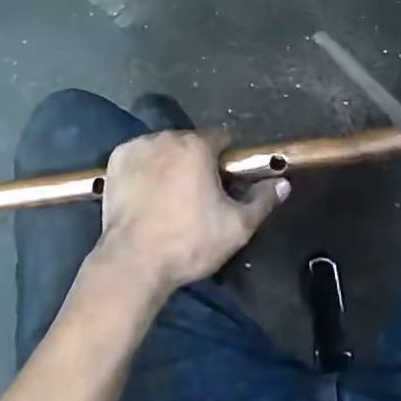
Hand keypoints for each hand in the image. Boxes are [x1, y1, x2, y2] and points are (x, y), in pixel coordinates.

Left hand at [92, 130, 288, 293]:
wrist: (133, 263)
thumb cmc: (189, 242)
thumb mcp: (237, 227)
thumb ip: (262, 201)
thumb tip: (283, 183)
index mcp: (198, 146)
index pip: (222, 138)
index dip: (226, 159)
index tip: (224, 182)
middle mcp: (168, 137)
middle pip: (191, 143)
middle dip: (196, 162)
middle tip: (196, 196)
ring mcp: (139, 146)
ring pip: (163, 148)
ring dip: (169, 163)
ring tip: (168, 198)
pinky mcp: (116, 159)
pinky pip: (138, 156)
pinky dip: (143, 168)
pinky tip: (145, 193)